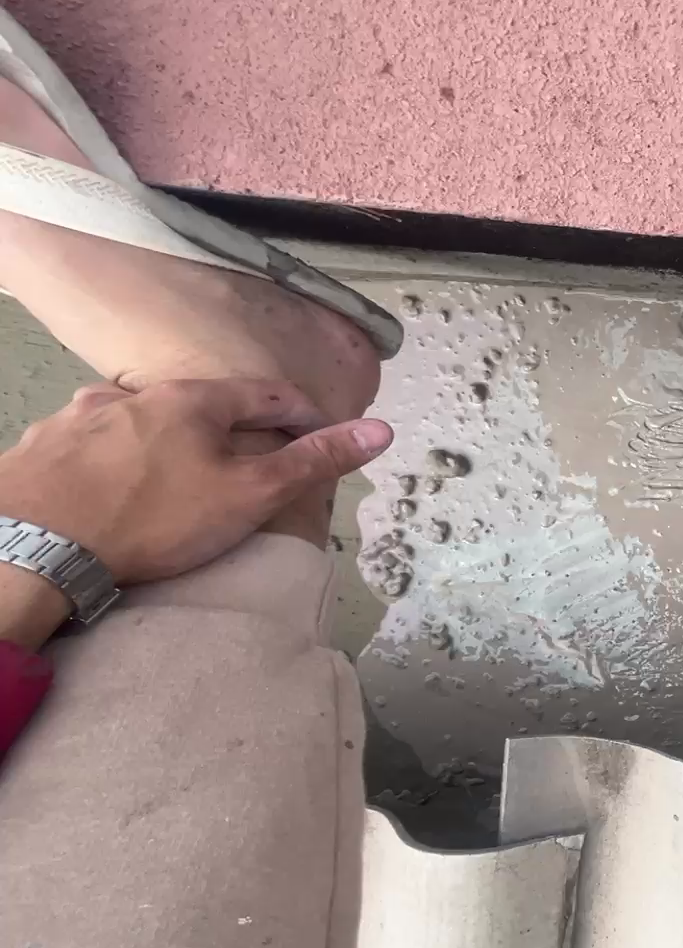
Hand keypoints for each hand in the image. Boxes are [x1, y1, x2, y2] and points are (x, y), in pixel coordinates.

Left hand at [0, 378, 392, 585]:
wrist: (21, 553)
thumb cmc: (156, 518)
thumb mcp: (256, 493)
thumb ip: (319, 459)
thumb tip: (382, 429)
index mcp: (190, 400)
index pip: (272, 395)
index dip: (311, 419)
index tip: (326, 450)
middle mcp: (129, 395)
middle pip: (209, 406)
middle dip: (244, 434)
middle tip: (260, 474)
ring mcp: (74, 419)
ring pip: (150, 420)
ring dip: (180, 442)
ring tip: (189, 481)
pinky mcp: (36, 448)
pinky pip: (101, 442)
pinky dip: (129, 457)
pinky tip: (127, 487)